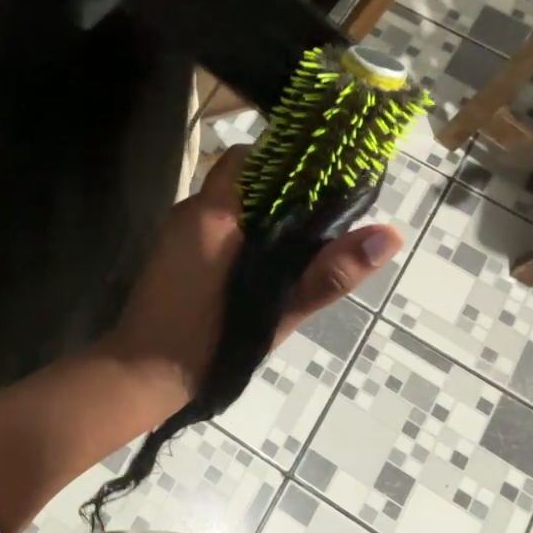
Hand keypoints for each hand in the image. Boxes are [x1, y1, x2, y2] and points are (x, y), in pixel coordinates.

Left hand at [99, 146, 403, 397]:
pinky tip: (267, 258)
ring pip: (226, 205)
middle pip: (241, 181)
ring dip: (261, 214)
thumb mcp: (276, 310)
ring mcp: (175, 232)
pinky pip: (211, 226)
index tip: (328, 176)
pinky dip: (239, 232)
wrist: (142, 373)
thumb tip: (389, 235)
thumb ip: (328, 272)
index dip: (289, 161)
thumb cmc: (208, 341)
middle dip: (282, 191)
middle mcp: (189, 212)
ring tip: (306, 236)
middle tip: (327, 213)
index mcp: (211, 214)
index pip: (249, 159)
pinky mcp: (171, 253)